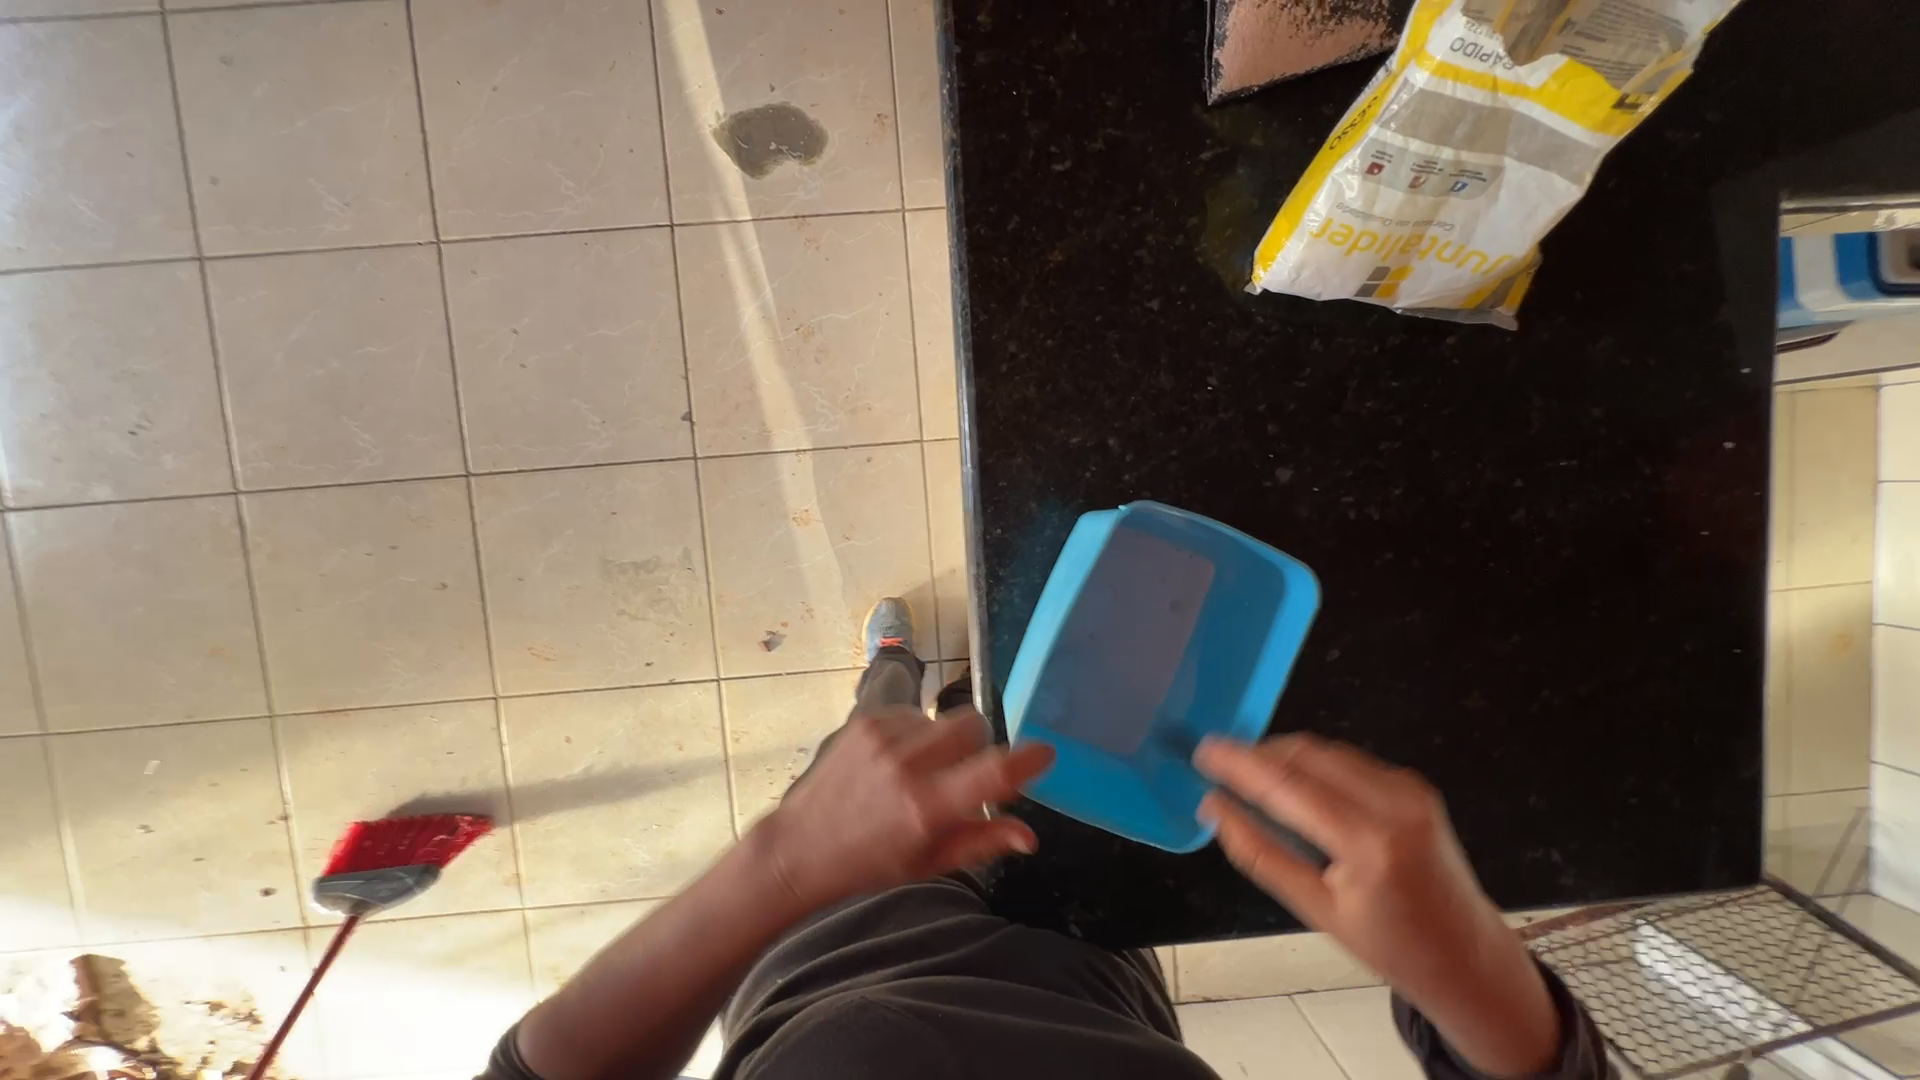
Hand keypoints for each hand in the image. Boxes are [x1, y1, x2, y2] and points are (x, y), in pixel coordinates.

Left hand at [756, 705, 1054, 911]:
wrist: (799, 846)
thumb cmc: (870, 863)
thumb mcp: (929, 862)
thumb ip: (981, 842)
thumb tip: (1030, 835)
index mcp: (927, 807)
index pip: (993, 771)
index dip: (1027, 760)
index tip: (1045, 753)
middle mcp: (908, 764)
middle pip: (972, 725)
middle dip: (978, 745)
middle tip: (962, 771)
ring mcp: (884, 736)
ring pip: (942, 719)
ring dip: (943, 740)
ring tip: (919, 771)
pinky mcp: (865, 720)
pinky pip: (913, 714)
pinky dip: (915, 734)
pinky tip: (894, 761)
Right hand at [1194, 734, 1560, 1077]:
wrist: (1472, 960)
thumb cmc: (1392, 947)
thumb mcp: (1315, 910)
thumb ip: (1259, 852)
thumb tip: (1214, 808)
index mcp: (1369, 843)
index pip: (1287, 784)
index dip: (1239, 762)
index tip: (1203, 750)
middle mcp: (1394, 804)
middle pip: (1306, 754)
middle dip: (1258, 753)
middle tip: (1220, 763)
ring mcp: (1409, 790)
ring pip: (1325, 750)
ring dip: (1283, 755)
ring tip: (1249, 774)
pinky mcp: (1415, 785)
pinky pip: (1348, 759)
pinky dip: (1312, 763)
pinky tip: (1294, 785)